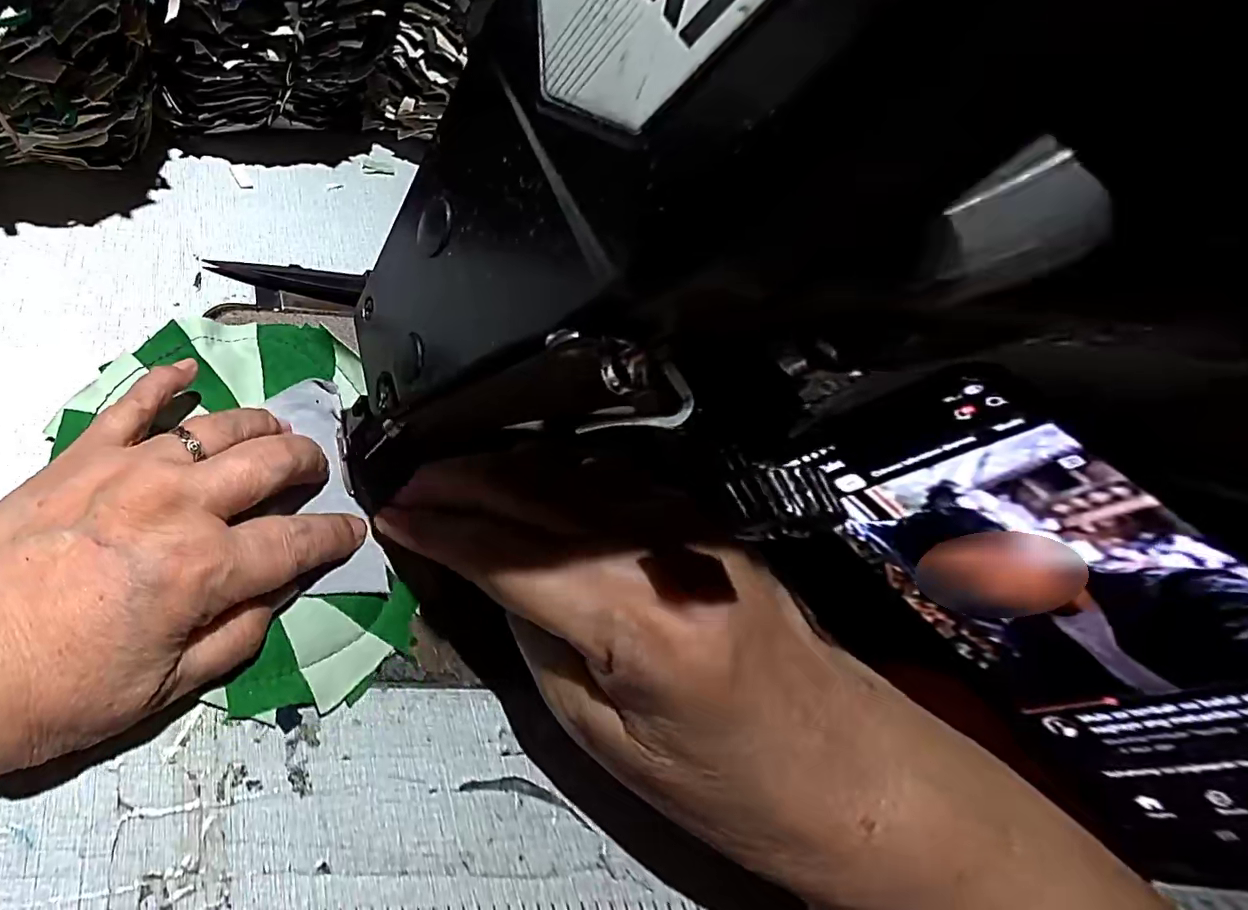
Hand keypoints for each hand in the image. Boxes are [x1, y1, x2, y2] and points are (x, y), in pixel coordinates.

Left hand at [0, 360, 365, 777]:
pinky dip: (164, 381)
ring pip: (219, 424)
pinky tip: (185, 371)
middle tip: (317, 471)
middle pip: (270, 464)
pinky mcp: (84, 452)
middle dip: (307, 463)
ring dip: (259, 423)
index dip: (333, 536)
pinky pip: (135, 402)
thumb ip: (231, 637)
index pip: (295, 542)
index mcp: (202, 569)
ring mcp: (131, 467)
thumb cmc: (48, 692)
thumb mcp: (155, 691)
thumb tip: (275, 595)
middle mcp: (180, 503)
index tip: (353, 531)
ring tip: (274, 431)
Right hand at [376, 450, 1161, 909]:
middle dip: (456, 480)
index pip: (505, 552)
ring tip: (442, 471)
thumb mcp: (599, 734)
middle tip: (405, 480)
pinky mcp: (702, 515)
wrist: (855, 774)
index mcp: (634, 620)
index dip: (439, 529)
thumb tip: (492, 571)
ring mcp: (688, 521)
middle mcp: (661, 549)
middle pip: (531, 491)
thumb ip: (534, 635)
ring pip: (563, 471)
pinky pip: (600, 478)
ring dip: (493, 465)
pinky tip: (509, 472)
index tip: (391, 515)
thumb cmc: (722, 783)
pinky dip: (540, 470)